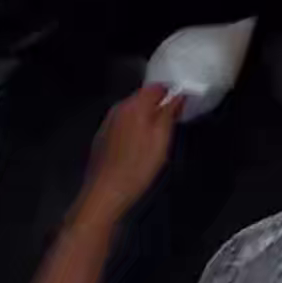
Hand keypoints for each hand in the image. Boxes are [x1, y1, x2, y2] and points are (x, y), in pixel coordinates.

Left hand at [77, 84, 181, 225]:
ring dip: (145, 120)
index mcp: (135, 104)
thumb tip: (179, 95)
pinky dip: (132, 131)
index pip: (157, 86)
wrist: (104, 196)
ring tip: (154, 141)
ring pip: (133, 112)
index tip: (179, 109)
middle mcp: (118, 108)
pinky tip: (136, 150)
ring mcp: (108, 123)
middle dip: (158, 108)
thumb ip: (171, 111)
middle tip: (169, 127)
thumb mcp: (162, 137)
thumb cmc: (138, 166)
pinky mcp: (101, 138)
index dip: (171, 95)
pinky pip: (122, 126)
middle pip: (144, 98)